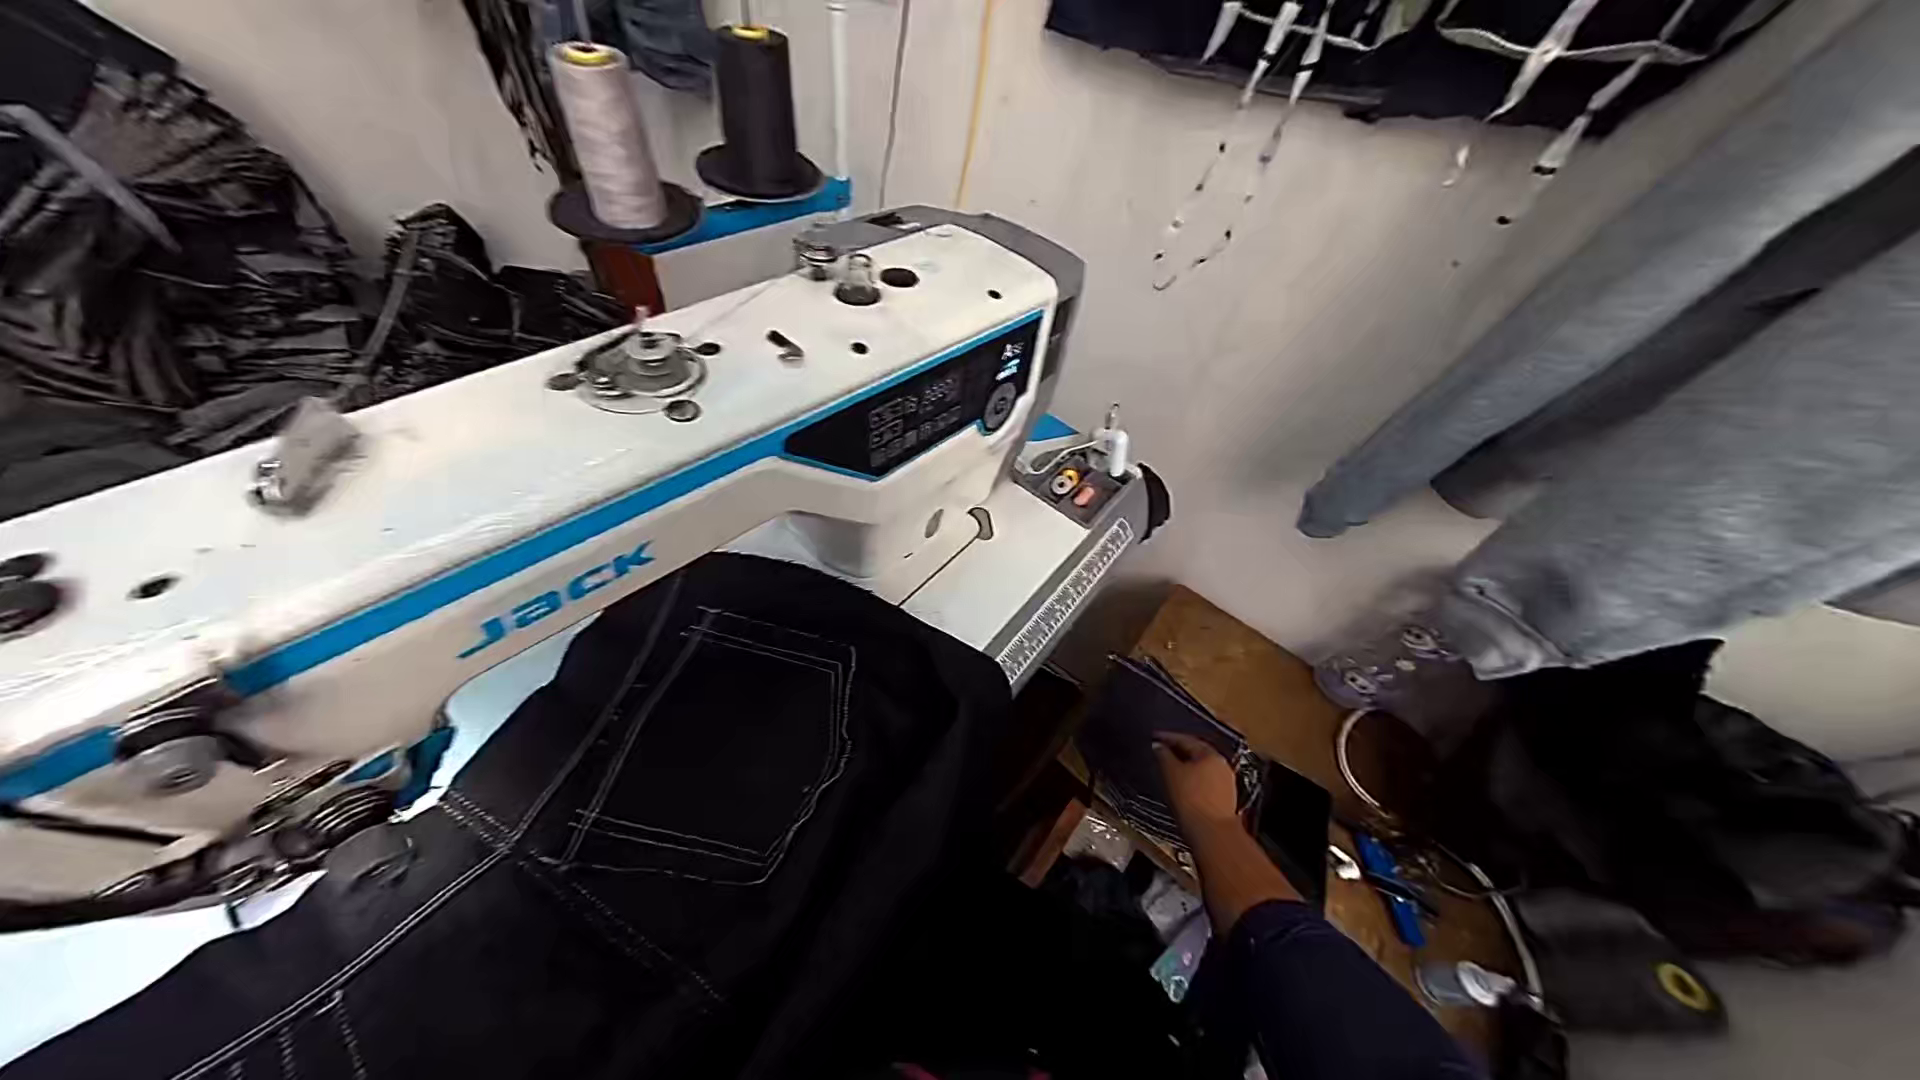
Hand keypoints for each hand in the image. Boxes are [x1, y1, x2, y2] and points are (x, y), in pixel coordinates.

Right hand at [1152, 732, 1239, 828]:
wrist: (1211, 832)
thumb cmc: (1190, 798)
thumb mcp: (1171, 772)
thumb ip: (1163, 755)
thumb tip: (1158, 745)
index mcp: (1210, 754)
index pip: (1186, 739)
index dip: (1168, 737)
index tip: (1154, 736)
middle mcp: (1221, 765)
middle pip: (1196, 752)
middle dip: (1178, 750)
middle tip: (1161, 750)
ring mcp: (1226, 782)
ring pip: (1202, 768)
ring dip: (1186, 765)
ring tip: (1169, 767)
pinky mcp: (1225, 799)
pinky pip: (1205, 781)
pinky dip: (1193, 779)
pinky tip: (1182, 784)